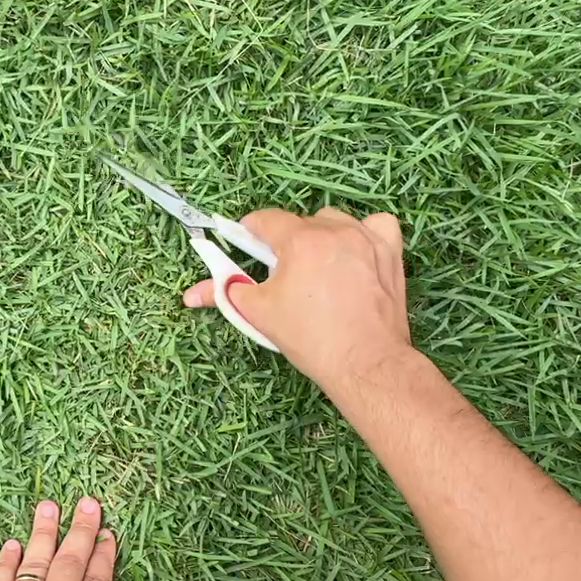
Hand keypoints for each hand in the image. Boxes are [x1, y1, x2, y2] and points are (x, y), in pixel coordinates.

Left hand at [0, 498, 141, 580]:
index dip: (104, 554)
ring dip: (42, 533)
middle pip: (69, 562)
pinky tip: (10, 545)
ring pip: (32, 563)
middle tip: (87, 502)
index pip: (98, 580)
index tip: (108, 532)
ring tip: (48, 506)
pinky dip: (5, 562)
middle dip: (80, 530)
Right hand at [184, 207, 410, 388]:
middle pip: (298, 222)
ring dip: (319, 236)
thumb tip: (190, 294)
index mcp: (299, 241)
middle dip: (284, 242)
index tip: (243, 244)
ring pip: (333, 221)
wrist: (364, 361)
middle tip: (279, 273)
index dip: (248, 231)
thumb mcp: (257, 313)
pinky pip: (375, 225)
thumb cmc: (308, 336)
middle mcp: (334, 231)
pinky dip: (363, 233)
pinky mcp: (390, 252)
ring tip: (315, 266)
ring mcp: (367, 239)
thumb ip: (224, 293)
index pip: (265, 219)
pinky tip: (353, 254)